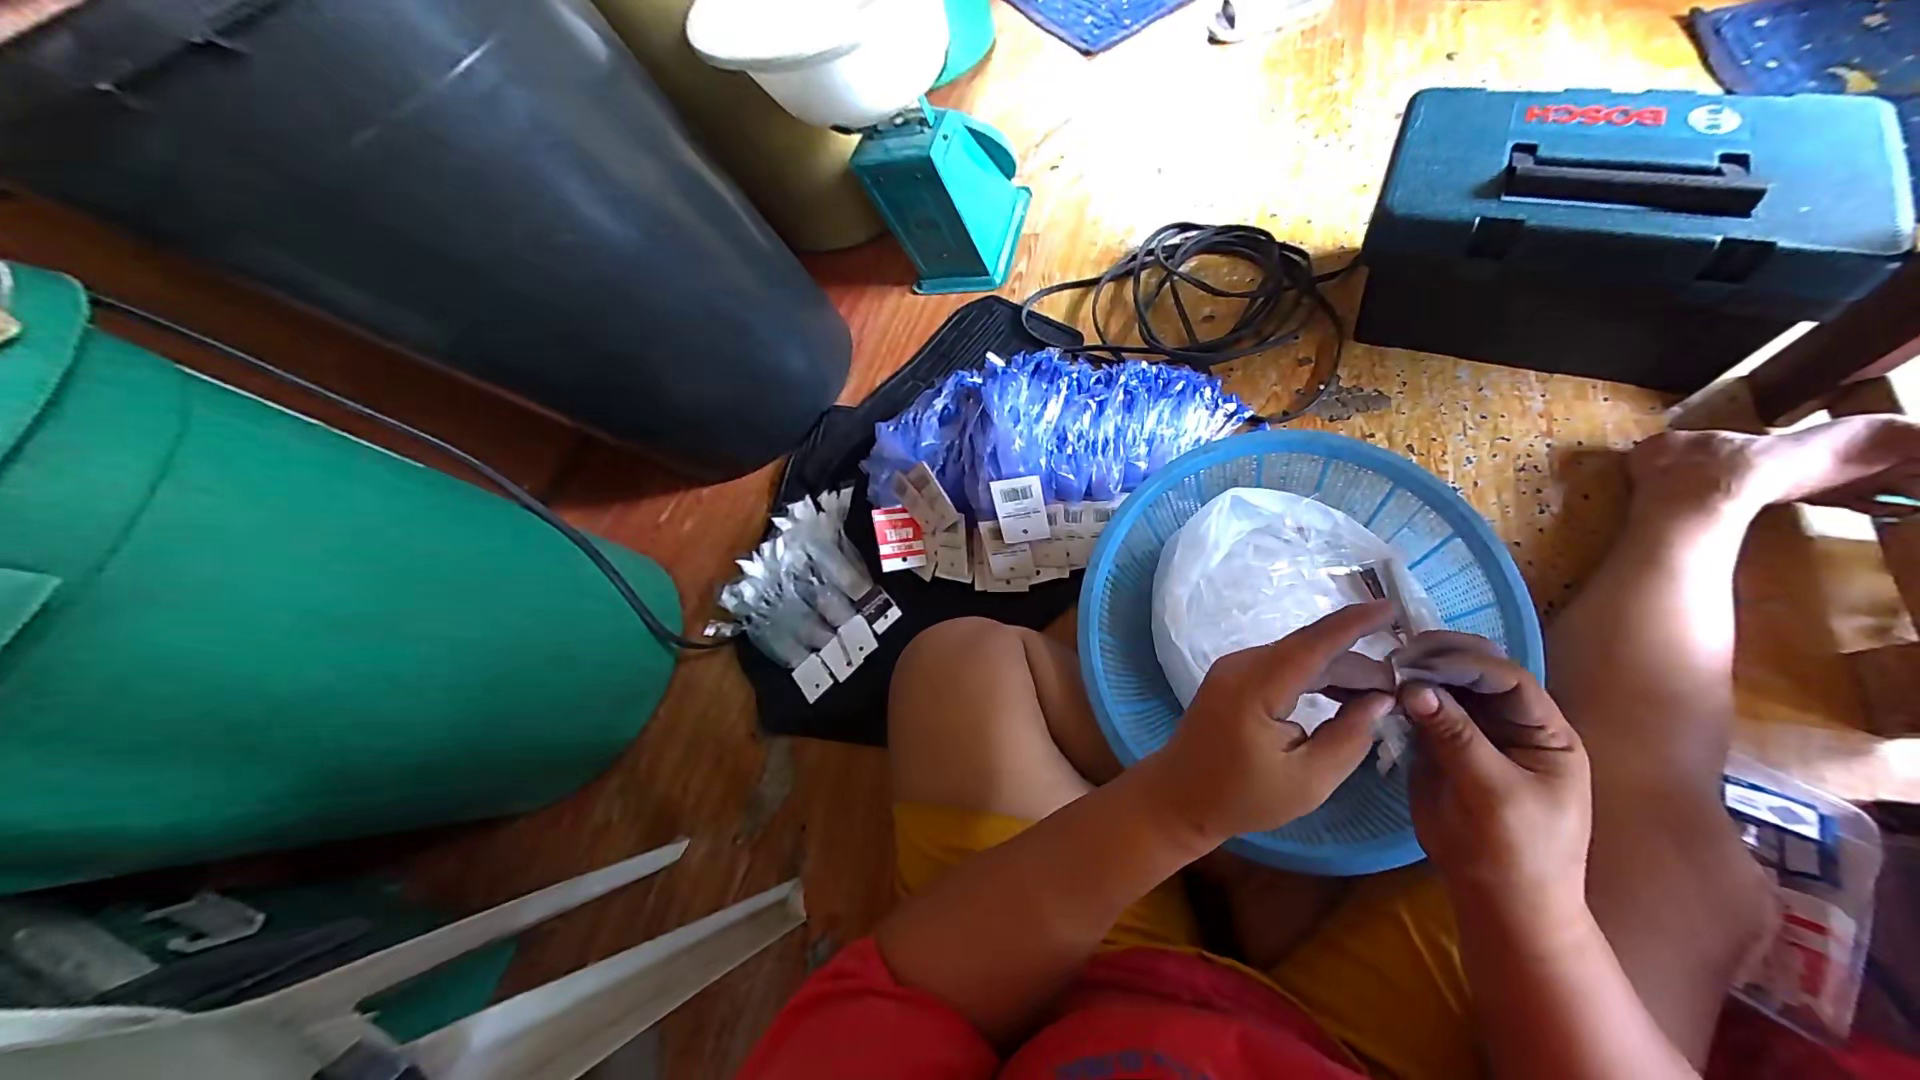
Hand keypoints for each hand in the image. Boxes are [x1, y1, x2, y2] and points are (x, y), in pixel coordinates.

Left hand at [1144, 602, 1398, 842]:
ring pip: (1297, 658)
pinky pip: (1281, 667)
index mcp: (1254, 686)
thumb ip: (1349, 736)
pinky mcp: (1233, 679)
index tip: (1393, 608)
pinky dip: (1314, 677)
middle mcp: (1240, 666)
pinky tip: (1344, 697)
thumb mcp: (1309, 779)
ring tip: (1382, 694)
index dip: (1354, 624)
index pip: (1313, 644)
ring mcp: (1233, 670)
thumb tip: (1380, 699)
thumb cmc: (1242, 796)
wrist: (1179, 796)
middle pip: (1308, 650)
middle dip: (1358, 661)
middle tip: (1404, 684)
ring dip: (1338, 671)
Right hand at [1396, 633, 1590, 924]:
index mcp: (1544, 731)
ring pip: (1446, 687)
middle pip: (1477, 673)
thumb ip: (1456, 736)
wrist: (1498, 897)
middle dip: (1439, 659)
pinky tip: (1381, 693)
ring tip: (1383, 670)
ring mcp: (1474, 733)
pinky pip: (1422, 710)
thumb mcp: (1492, 791)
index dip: (1465, 662)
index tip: (1418, 661)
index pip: (1507, 679)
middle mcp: (1510, 723)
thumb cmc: (1515, 849)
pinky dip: (1402, 698)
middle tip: (1396, 657)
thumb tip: (1413, 688)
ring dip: (1417, 675)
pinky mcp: (1440, 746)